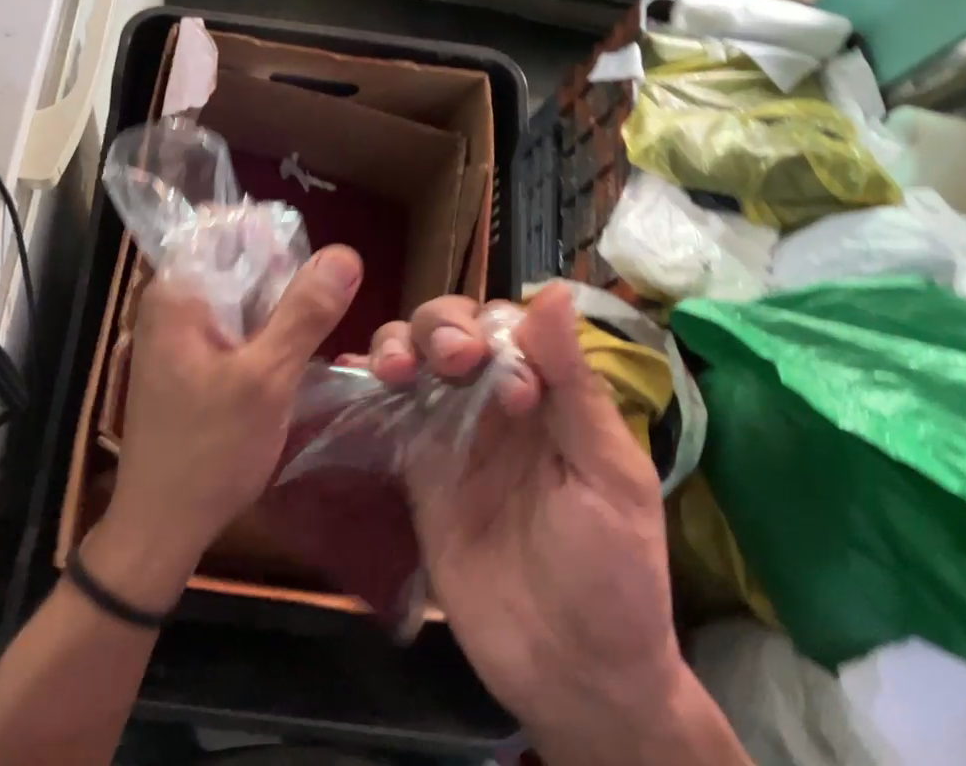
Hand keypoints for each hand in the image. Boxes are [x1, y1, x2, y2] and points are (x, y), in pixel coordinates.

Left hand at [98, 245, 362, 608]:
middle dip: (279, 276)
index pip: (224, 227)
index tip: (312, 273)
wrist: (163, 521)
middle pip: (232, 260)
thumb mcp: (267, 379)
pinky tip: (286, 361)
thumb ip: (304, 313)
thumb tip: (345, 253)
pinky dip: (258, 334)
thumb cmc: (210, 450)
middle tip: (321, 311)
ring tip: (311, 336)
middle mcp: (168, 302)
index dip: (272, 238)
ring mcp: (175, 334)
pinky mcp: (186, 362)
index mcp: (177, 292)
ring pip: (235, 297)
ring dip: (273, 309)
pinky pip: (229, 327)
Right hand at [355, 285, 718, 763]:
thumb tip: (556, 293)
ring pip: (414, 363)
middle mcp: (497, 407)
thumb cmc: (612, 575)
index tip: (492, 368)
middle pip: (453, 333)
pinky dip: (365, 389)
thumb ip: (575, 388)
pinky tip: (353, 377)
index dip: (493, 327)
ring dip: (398, 348)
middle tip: (445, 363)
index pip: (512, 326)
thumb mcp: (608, 477)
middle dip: (439, 328)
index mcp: (553, 400)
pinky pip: (387, 417)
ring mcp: (452, 439)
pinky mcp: (417, 473)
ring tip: (396, 372)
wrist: (568, 671)